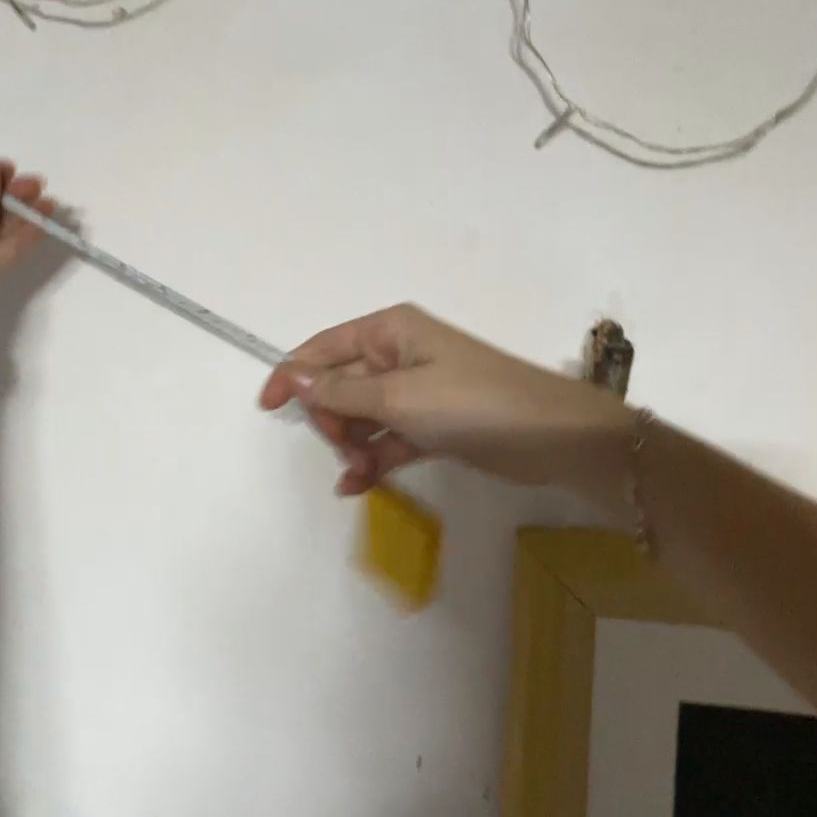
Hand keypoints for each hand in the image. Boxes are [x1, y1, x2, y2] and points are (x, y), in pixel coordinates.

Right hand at [259, 304, 630, 494]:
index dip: (292, 373)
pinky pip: (388, 439)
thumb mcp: (398, 396)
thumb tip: (293, 376)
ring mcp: (418, 391)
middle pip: (342, 384)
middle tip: (341, 445)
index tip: (266, 408)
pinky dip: (373, 459)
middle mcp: (400, 355)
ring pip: (364, 416)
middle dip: (332, 417)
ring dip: (351, 445)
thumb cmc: (470, 402)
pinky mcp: (434, 424)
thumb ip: (342, 391)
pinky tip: (359, 485)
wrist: (550, 436)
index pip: (325, 347)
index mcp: (389, 331)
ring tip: (356, 473)